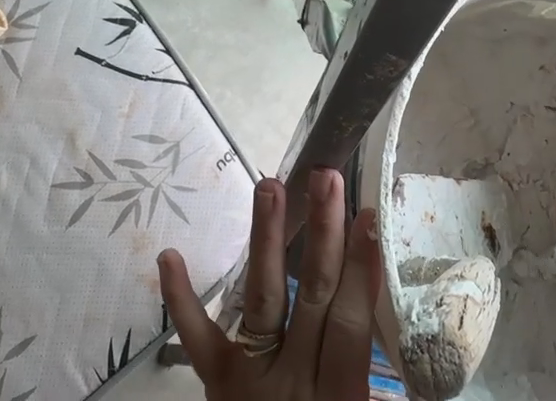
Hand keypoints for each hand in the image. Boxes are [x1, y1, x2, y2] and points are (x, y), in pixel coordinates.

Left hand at [159, 168, 378, 400]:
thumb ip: (371, 378)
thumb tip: (385, 318)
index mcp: (337, 396)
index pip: (351, 323)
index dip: (362, 268)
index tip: (370, 213)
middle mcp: (293, 380)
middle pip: (313, 296)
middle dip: (323, 234)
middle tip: (326, 178)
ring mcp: (251, 379)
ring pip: (263, 300)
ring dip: (266, 239)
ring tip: (270, 185)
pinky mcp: (218, 384)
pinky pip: (201, 340)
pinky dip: (181, 300)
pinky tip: (169, 255)